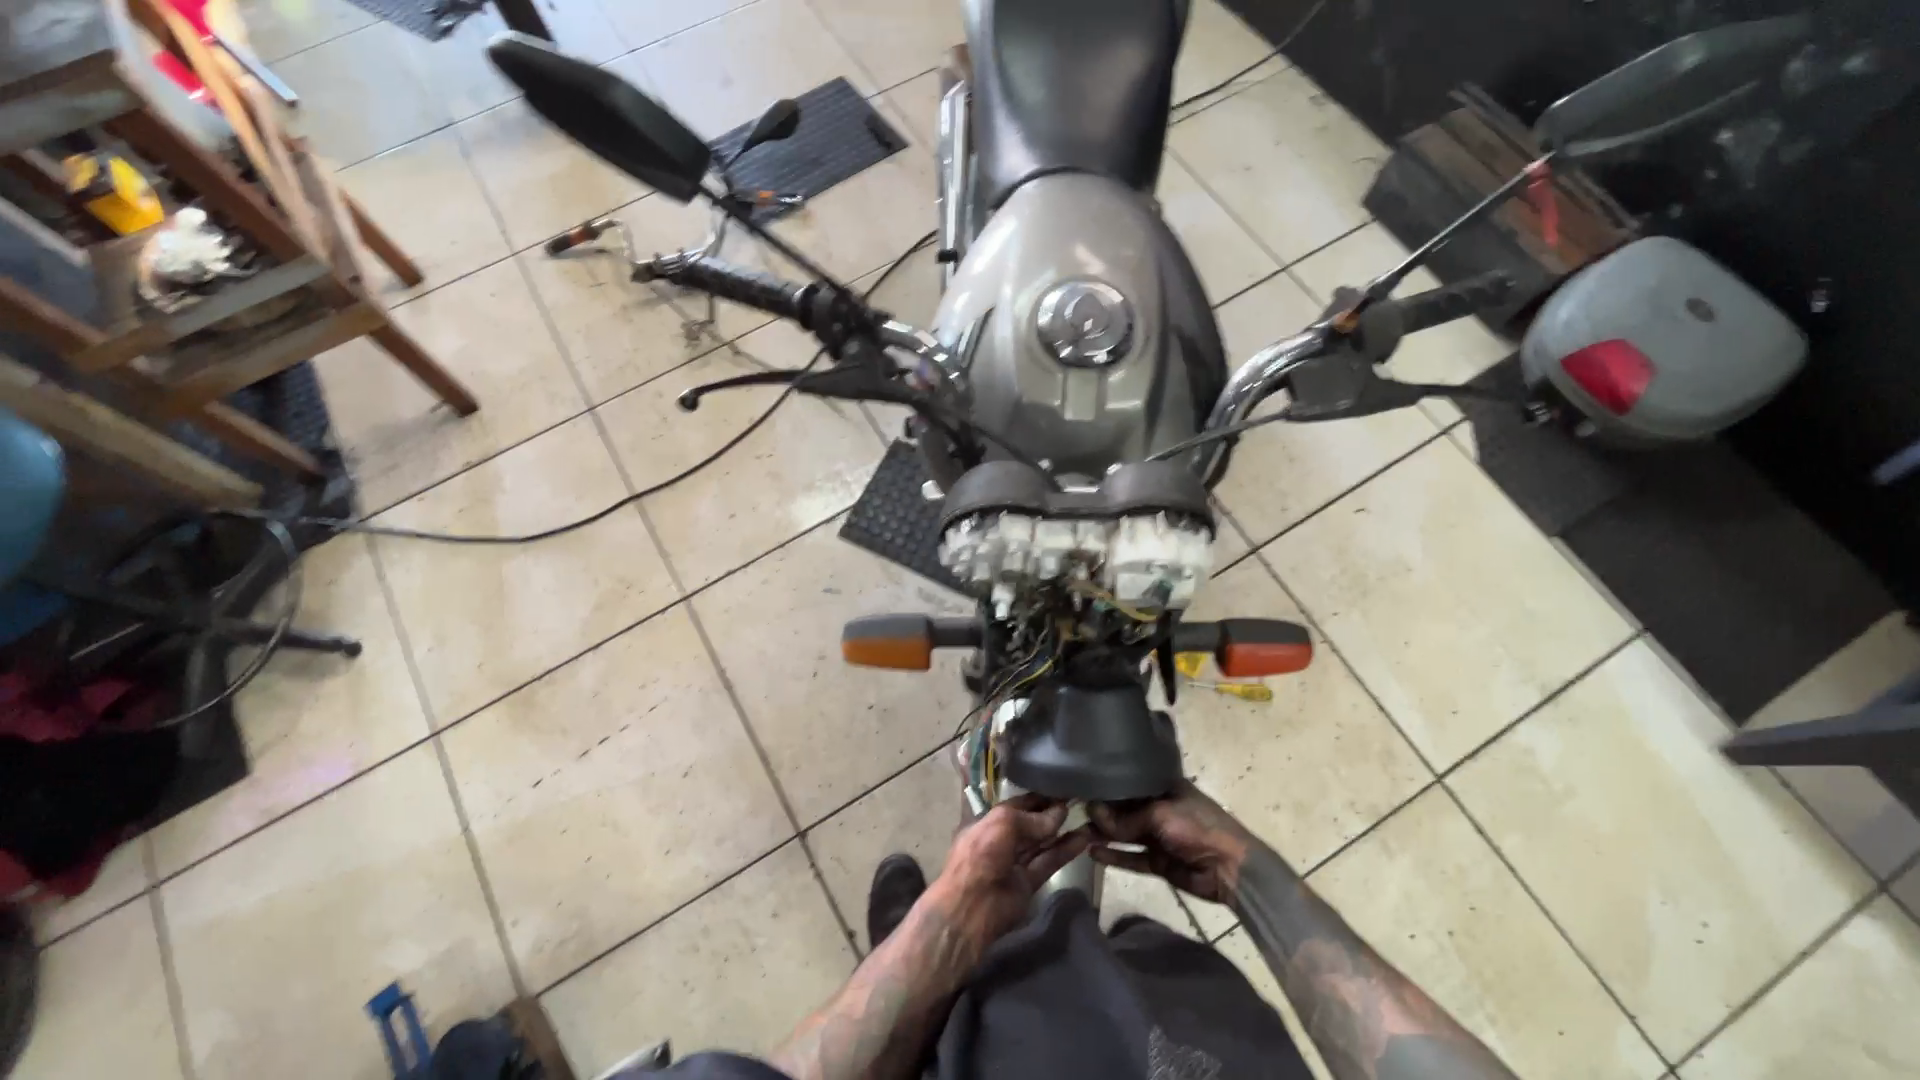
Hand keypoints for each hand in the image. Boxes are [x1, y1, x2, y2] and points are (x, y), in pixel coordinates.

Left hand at [931, 795, 1090, 947]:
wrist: (972, 906)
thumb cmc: (981, 854)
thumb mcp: (1002, 823)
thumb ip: (1032, 818)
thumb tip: (1060, 813)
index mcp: (987, 823)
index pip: (1017, 806)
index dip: (1038, 798)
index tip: (1062, 789)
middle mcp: (1001, 841)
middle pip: (1031, 824)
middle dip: (1052, 814)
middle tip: (1080, 802)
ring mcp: (1015, 863)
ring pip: (1042, 843)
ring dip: (1063, 832)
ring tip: (1088, 817)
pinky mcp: (1028, 883)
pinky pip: (1049, 862)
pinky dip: (1066, 851)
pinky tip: (1084, 839)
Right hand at [1088, 782, 1254, 905]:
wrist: (1229, 868)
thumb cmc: (1198, 828)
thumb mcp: (1160, 814)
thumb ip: (1127, 818)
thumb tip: (1095, 817)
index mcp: (1164, 787)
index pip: (1130, 782)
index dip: (1108, 785)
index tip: (1083, 786)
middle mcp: (1159, 808)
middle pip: (1125, 809)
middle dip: (1103, 811)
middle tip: (1075, 812)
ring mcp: (1158, 836)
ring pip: (1125, 834)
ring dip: (1105, 834)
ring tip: (1078, 833)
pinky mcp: (1158, 861)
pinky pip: (1132, 857)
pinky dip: (1115, 856)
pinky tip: (1094, 853)